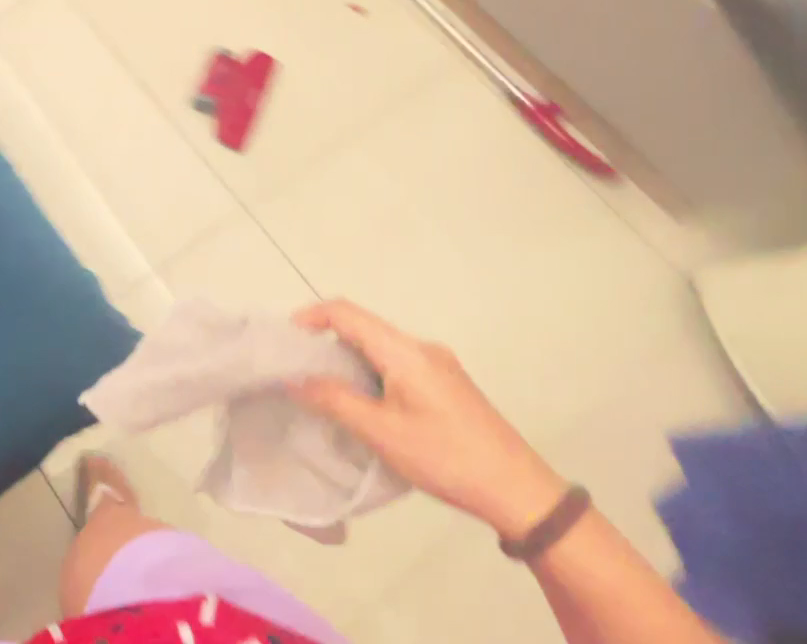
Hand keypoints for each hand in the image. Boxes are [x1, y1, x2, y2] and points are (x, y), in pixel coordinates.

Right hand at [291, 301, 570, 538]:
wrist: (521, 494)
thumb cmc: (446, 457)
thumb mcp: (381, 432)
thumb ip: (333, 399)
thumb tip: (293, 379)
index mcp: (405, 352)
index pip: (346, 312)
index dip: (310, 316)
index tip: (285, 339)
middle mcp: (422, 349)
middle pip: (363, 328)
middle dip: (325, 342)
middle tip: (299, 371)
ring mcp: (439, 366)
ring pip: (380, 348)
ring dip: (348, 362)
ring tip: (326, 392)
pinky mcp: (448, 386)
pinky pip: (397, 365)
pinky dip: (370, 374)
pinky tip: (365, 406)